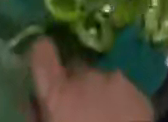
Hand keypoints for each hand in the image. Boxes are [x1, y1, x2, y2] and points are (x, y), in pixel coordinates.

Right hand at [27, 38, 153, 121]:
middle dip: (72, 84)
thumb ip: (36, 117)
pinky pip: (120, 87)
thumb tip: (30, 101)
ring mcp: (115, 79)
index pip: (42, 53)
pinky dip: (116, 100)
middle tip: (73, 111)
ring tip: (98, 120)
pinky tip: (117, 121)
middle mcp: (87, 76)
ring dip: (95, 92)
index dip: (40, 55)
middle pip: (74, 67)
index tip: (40, 60)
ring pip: (99, 78)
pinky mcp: (138, 90)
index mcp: (59, 93)